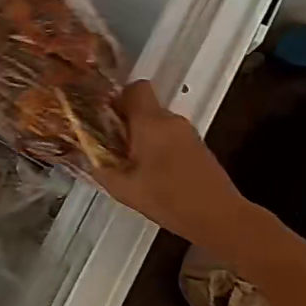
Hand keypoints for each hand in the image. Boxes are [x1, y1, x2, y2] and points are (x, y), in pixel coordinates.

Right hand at [89, 80, 253, 249]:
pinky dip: (158, 146)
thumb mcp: (122, 188)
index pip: (136, 87)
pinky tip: (152, 172)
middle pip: (144, 106)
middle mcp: (171, 120)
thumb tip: (85, 157)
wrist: (220, 218)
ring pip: (157, 122)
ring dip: (142, 136)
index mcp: (150, 122)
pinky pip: (170, 135)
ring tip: (130, 163)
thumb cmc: (167, 198)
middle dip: (125, 121)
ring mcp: (188, 133)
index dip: (118, 97)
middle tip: (110, 146)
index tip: (105, 117)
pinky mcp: (198, 147)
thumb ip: (99, 168)